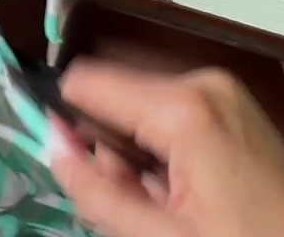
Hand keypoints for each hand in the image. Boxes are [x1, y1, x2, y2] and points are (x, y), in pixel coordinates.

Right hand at [50, 63, 283, 236]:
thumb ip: (96, 190)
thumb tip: (50, 143)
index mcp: (181, 106)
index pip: (84, 82)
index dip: (66, 120)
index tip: (74, 164)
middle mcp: (199, 80)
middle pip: (113, 95)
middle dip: (111, 148)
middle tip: (138, 202)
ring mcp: (221, 90)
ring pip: (138, 104)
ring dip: (136, 151)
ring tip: (168, 203)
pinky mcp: (233, 103)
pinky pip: (169, 110)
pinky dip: (162, 146)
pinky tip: (187, 190)